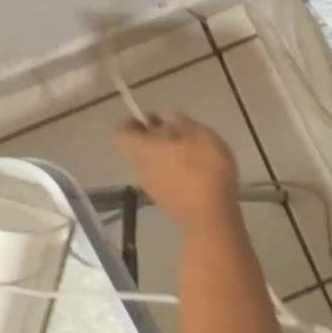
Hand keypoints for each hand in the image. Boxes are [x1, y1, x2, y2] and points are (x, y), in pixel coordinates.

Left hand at [115, 112, 240, 230]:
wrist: (210, 217)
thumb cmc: (206, 170)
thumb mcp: (203, 138)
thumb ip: (184, 124)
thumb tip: (167, 115)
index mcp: (144, 149)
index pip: (121, 132)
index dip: (132, 123)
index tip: (151, 120)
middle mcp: (140, 168)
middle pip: (138, 150)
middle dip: (154, 140)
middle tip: (178, 136)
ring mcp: (152, 188)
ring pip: (151, 167)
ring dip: (166, 159)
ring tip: (192, 156)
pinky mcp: (165, 203)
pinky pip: (164, 182)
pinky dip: (175, 175)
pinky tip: (198, 176)